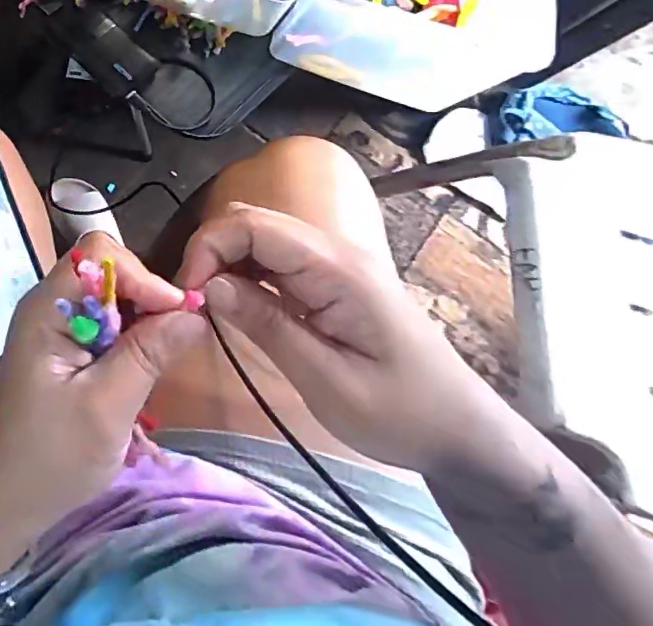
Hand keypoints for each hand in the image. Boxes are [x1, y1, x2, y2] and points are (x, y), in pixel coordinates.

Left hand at [0, 232, 207, 574]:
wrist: (6, 498)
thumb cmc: (52, 457)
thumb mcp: (107, 408)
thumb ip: (147, 354)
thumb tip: (194, 313)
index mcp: (48, 308)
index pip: (98, 255)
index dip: (141, 275)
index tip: (175, 315)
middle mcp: (49, 305)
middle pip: (106, 271)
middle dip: (145, 297)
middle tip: (170, 343)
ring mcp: (55, 325)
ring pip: (110, 297)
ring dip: (140, 322)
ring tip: (157, 362)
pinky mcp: (64, 347)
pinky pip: (105, 324)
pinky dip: (129, 340)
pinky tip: (139, 374)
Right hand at [176, 202, 514, 473]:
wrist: (464, 432)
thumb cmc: (403, 414)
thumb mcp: (329, 382)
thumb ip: (267, 326)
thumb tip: (208, 286)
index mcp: (337, 268)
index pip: (252, 225)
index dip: (208, 248)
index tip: (188, 294)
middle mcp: (332, 251)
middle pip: (250, 221)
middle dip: (209, 251)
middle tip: (193, 301)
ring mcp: (330, 262)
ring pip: (256, 236)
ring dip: (223, 262)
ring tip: (209, 306)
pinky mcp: (326, 278)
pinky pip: (271, 259)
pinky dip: (241, 273)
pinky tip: (236, 304)